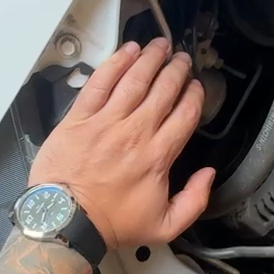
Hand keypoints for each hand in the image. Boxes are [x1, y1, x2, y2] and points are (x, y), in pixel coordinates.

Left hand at [30, 38, 216, 250]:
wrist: (64, 221)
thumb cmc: (109, 222)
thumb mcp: (164, 226)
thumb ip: (194, 201)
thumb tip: (208, 176)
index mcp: (157, 157)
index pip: (185, 114)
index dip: (194, 95)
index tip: (195, 87)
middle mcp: (135, 133)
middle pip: (163, 90)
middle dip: (176, 70)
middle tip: (181, 60)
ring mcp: (106, 122)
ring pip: (135, 80)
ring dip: (151, 58)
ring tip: (160, 46)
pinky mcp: (80, 118)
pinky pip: (101, 83)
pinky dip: (116, 63)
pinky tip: (127, 51)